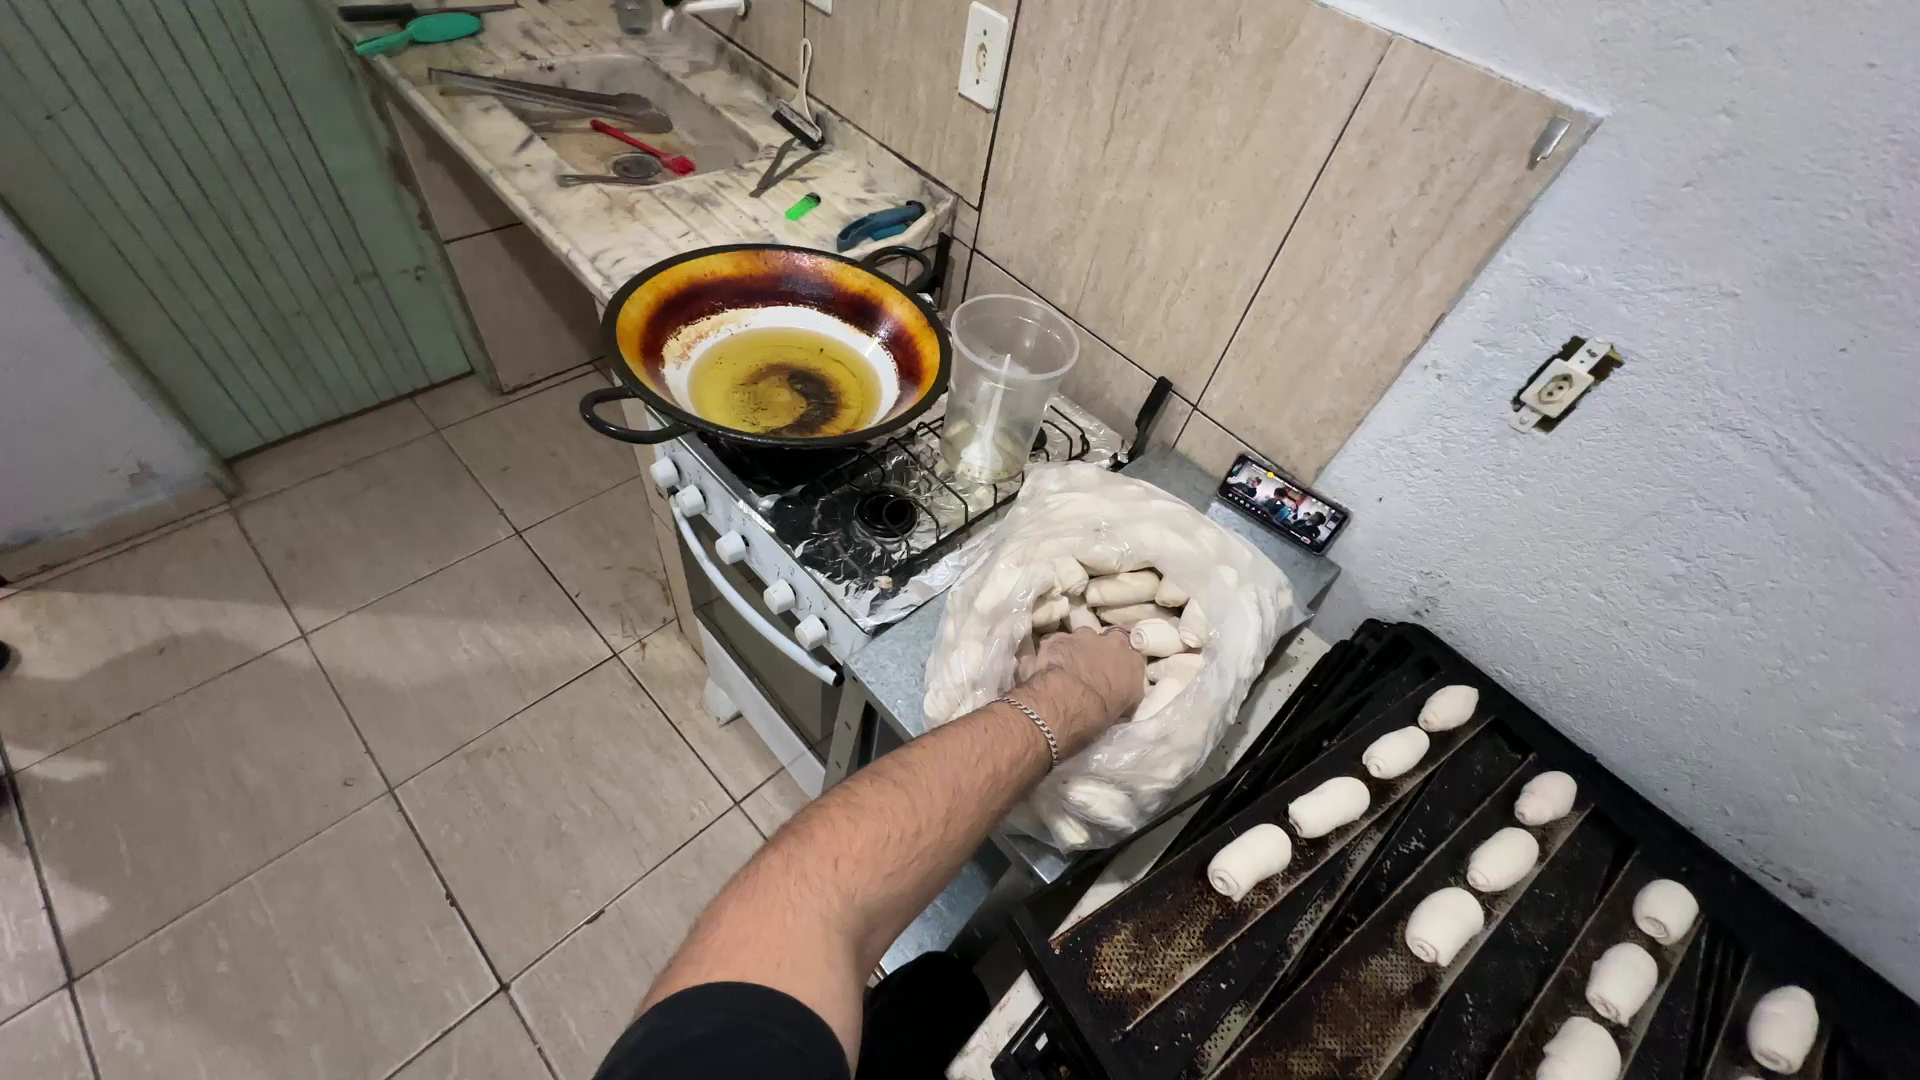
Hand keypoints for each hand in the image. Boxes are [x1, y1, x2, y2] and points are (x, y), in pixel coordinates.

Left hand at [1014, 627, 1145, 757]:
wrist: (1069, 700)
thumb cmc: (1100, 712)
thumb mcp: (1123, 711)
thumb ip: (1126, 696)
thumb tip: (1121, 698)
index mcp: (1132, 663)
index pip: (1133, 657)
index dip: (1121, 664)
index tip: (1114, 673)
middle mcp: (1113, 644)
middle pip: (1113, 638)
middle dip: (1105, 647)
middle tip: (1095, 662)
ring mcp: (1085, 637)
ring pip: (1085, 634)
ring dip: (1080, 646)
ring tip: (1070, 662)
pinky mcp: (1060, 637)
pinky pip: (1059, 640)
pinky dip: (1056, 650)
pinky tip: (1051, 662)